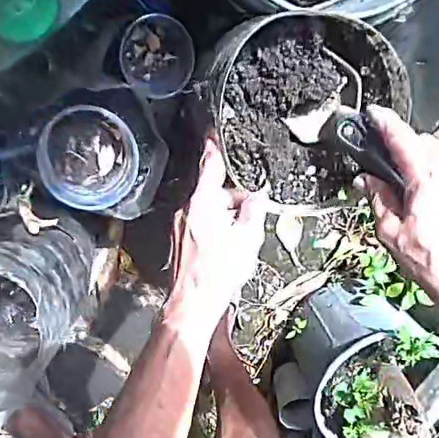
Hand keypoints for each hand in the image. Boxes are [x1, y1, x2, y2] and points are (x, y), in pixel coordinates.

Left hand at [168, 138, 267, 331]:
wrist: (193, 303)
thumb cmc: (218, 272)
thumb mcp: (248, 237)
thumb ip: (254, 210)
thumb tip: (258, 196)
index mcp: (202, 203)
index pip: (209, 165)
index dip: (215, 147)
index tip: (215, 134)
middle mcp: (186, 210)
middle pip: (214, 192)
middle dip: (234, 199)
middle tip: (252, 214)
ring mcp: (180, 226)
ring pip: (208, 210)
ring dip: (226, 217)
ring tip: (241, 239)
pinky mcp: (180, 242)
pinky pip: (201, 225)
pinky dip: (216, 229)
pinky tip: (227, 249)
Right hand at [357, 106, 438, 335]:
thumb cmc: (432, 261)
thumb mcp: (389, 231)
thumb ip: (377, 198)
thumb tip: (367, 180)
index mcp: (426, 178)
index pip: (401, 138)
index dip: (384, 123)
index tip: (375, 115)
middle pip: (424, 145)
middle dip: (407, 152)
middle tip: (394, 173)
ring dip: (430, 166)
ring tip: (420, 194)